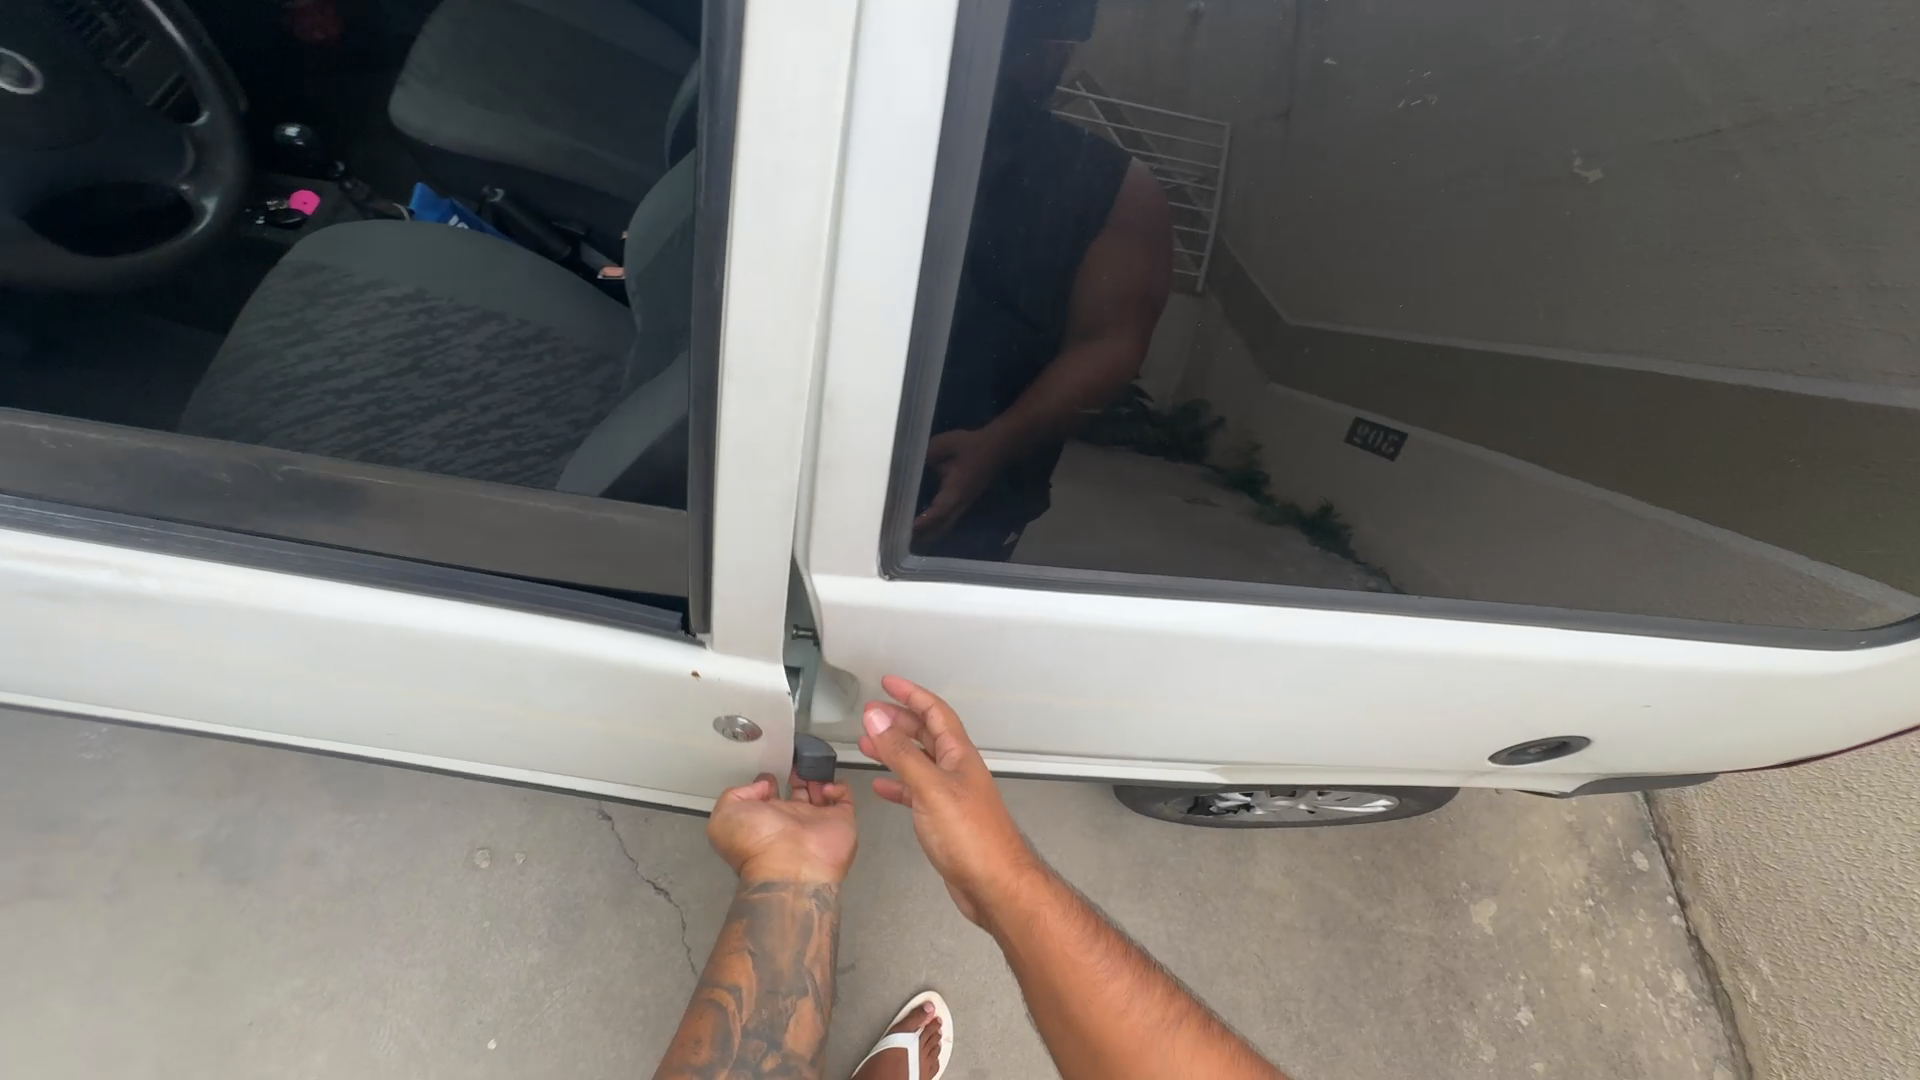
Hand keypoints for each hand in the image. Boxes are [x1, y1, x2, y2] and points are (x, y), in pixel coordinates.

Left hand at [707, 771, 857, 884]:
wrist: (792, 868)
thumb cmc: (756, 842)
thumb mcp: (725, 816)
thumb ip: (737, 794)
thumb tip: (761, 787)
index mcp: (764, 819)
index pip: (767, 796)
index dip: (767, 781)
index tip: (770, 773)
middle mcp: (790, 820)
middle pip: (796, 792)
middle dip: (797, 774)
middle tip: (797, 762)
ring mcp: (816, 820)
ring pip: (820, 792)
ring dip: (818, 777)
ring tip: (813, 769)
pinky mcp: (841, 820)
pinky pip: (844, 799)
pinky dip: (839, 788)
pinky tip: (827, 787)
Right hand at [858, 676, 1040, 926]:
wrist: (995, 885)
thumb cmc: (973, 838)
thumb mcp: (931, 788)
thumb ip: (901, 753)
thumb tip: (877, 719)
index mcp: (959, 754)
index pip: (934, 711)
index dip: (911, 694)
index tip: (889, 683)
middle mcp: (956, 769)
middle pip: (926, 733)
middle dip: (898, 720)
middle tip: (872, 713)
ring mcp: (951, 794)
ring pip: (918, 761)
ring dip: (894, 750)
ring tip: (869, 743)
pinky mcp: (944, 819)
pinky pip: (916, 791)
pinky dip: (897, 785)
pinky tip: (883, 787)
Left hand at [914, 428, 1008, 540]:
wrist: (996, 447)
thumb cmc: (970, 446)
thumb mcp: (943, 445)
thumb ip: (925, 457)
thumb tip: (908, 465)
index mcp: (955, 492)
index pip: (937, 513)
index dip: (921, 523)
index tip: (905, 529)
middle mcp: (960, 503)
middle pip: (940, 527)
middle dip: (923, 535)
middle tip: (903, 539)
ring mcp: (963, 505)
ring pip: (945, 526)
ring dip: (929, 533)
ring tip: (910, 535)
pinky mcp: (963, 502)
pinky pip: (948, 519)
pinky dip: (935, 524)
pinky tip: (923, 523)